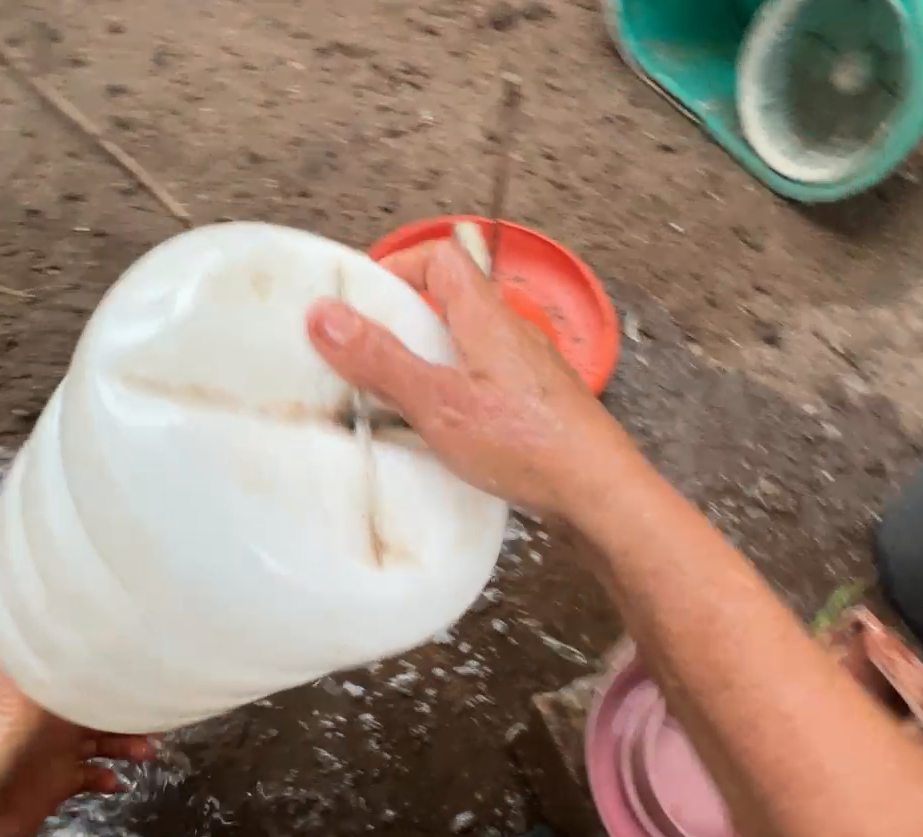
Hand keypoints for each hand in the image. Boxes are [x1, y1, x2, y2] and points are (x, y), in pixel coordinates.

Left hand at [0, 670, 154, 836]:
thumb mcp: (15, 708)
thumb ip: (37, 675)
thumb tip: (53, 626)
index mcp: (41, 699)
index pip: (82, 679)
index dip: (112, 676)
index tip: (146, 674)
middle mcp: (50, 722)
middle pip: (98, 710)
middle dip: (127, 713)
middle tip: (157, 720)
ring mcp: (54, 754)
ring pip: (101, 742)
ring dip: (125, 745)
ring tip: (147, 754)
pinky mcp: (57, 784)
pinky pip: (92, 775)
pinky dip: (108, 778)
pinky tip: (119, 784)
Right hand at [306, 239, 636, 515]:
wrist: (598, 492)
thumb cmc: (527, 444)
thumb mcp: (439, 403)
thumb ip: (382, 361)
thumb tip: (325, 316)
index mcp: (486, 318)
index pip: (440, 257)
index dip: (398, 266)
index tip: (363, 300)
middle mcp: (511, 334)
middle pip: (450, 303)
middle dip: (405, 323)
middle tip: (369, 356)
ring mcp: (527, 371)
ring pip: (467, 347)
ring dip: (429, 362)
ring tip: (398, 398)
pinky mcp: (536, 405)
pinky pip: (485, 382)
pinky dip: (456, 393)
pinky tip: (444, 431)